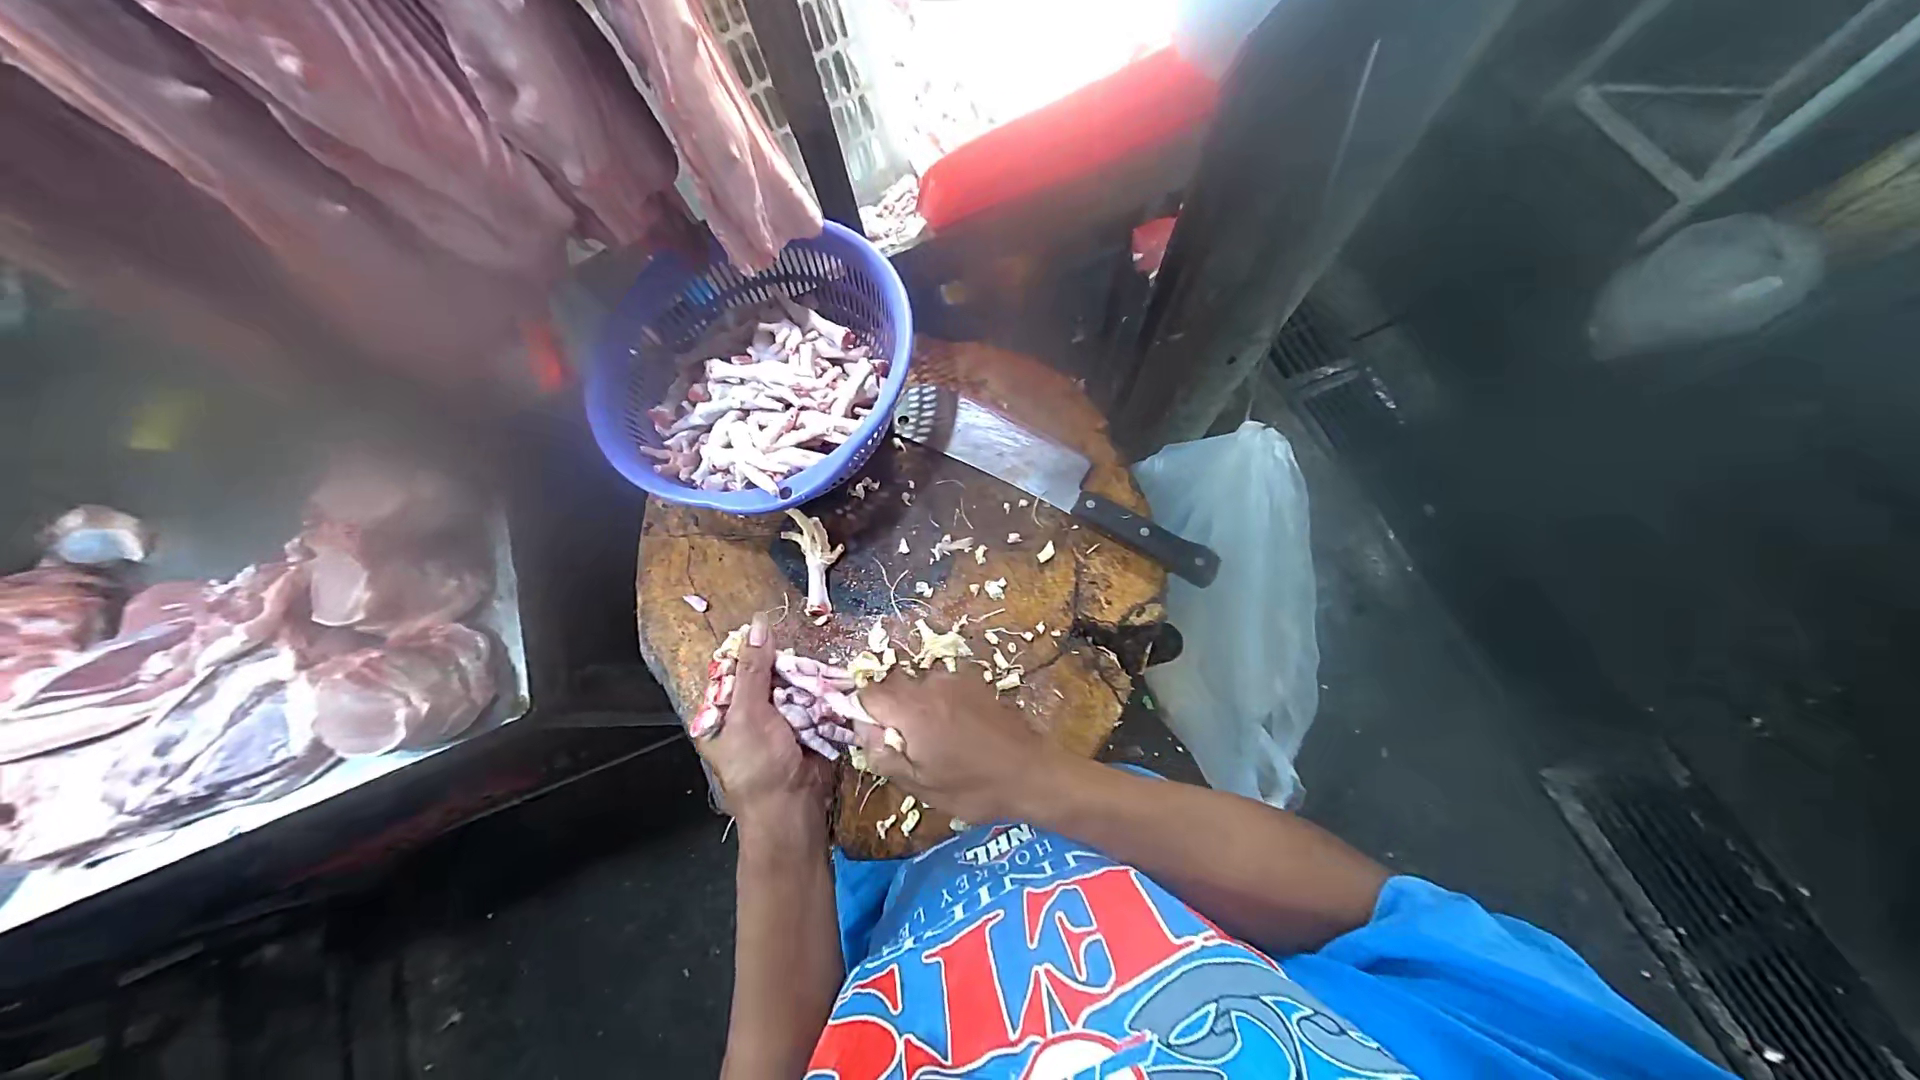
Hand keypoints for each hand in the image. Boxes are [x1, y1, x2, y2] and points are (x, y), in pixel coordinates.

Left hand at [695, 614, 831, 833]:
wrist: (793, 808)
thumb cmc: (759, 766)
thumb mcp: (749, 713)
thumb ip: (754, 668)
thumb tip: (758, 624)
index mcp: (723, 710)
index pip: (736, 665)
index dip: (756, 650)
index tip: (775, 638)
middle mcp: (749, 711)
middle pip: (770, 671)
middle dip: (789, 667)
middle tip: (800, 669)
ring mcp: (779, 719)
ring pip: (795, 683)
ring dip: (809, 682)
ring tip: (816, 685)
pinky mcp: (806, 725)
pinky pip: (814, 700)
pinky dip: (822, 696)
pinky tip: (830, 691)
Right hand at [852, 669, 1069, 823]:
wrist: (1032, 773)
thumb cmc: (974, 788)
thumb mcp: (920, 786)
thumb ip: (882, 755)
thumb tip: (863, 732)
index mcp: (912, 709)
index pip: (867, 695)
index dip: (863, 716)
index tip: (876, 739)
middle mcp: (931, 684)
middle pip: (892, 688)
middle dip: (890, 713)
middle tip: (908, 747)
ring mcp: (955, 679)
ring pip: (917, 687)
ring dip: (916, 709)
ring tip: (938, 743)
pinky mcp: (975, 682)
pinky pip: (941, 688)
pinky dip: (939, 705)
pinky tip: (958, 732)